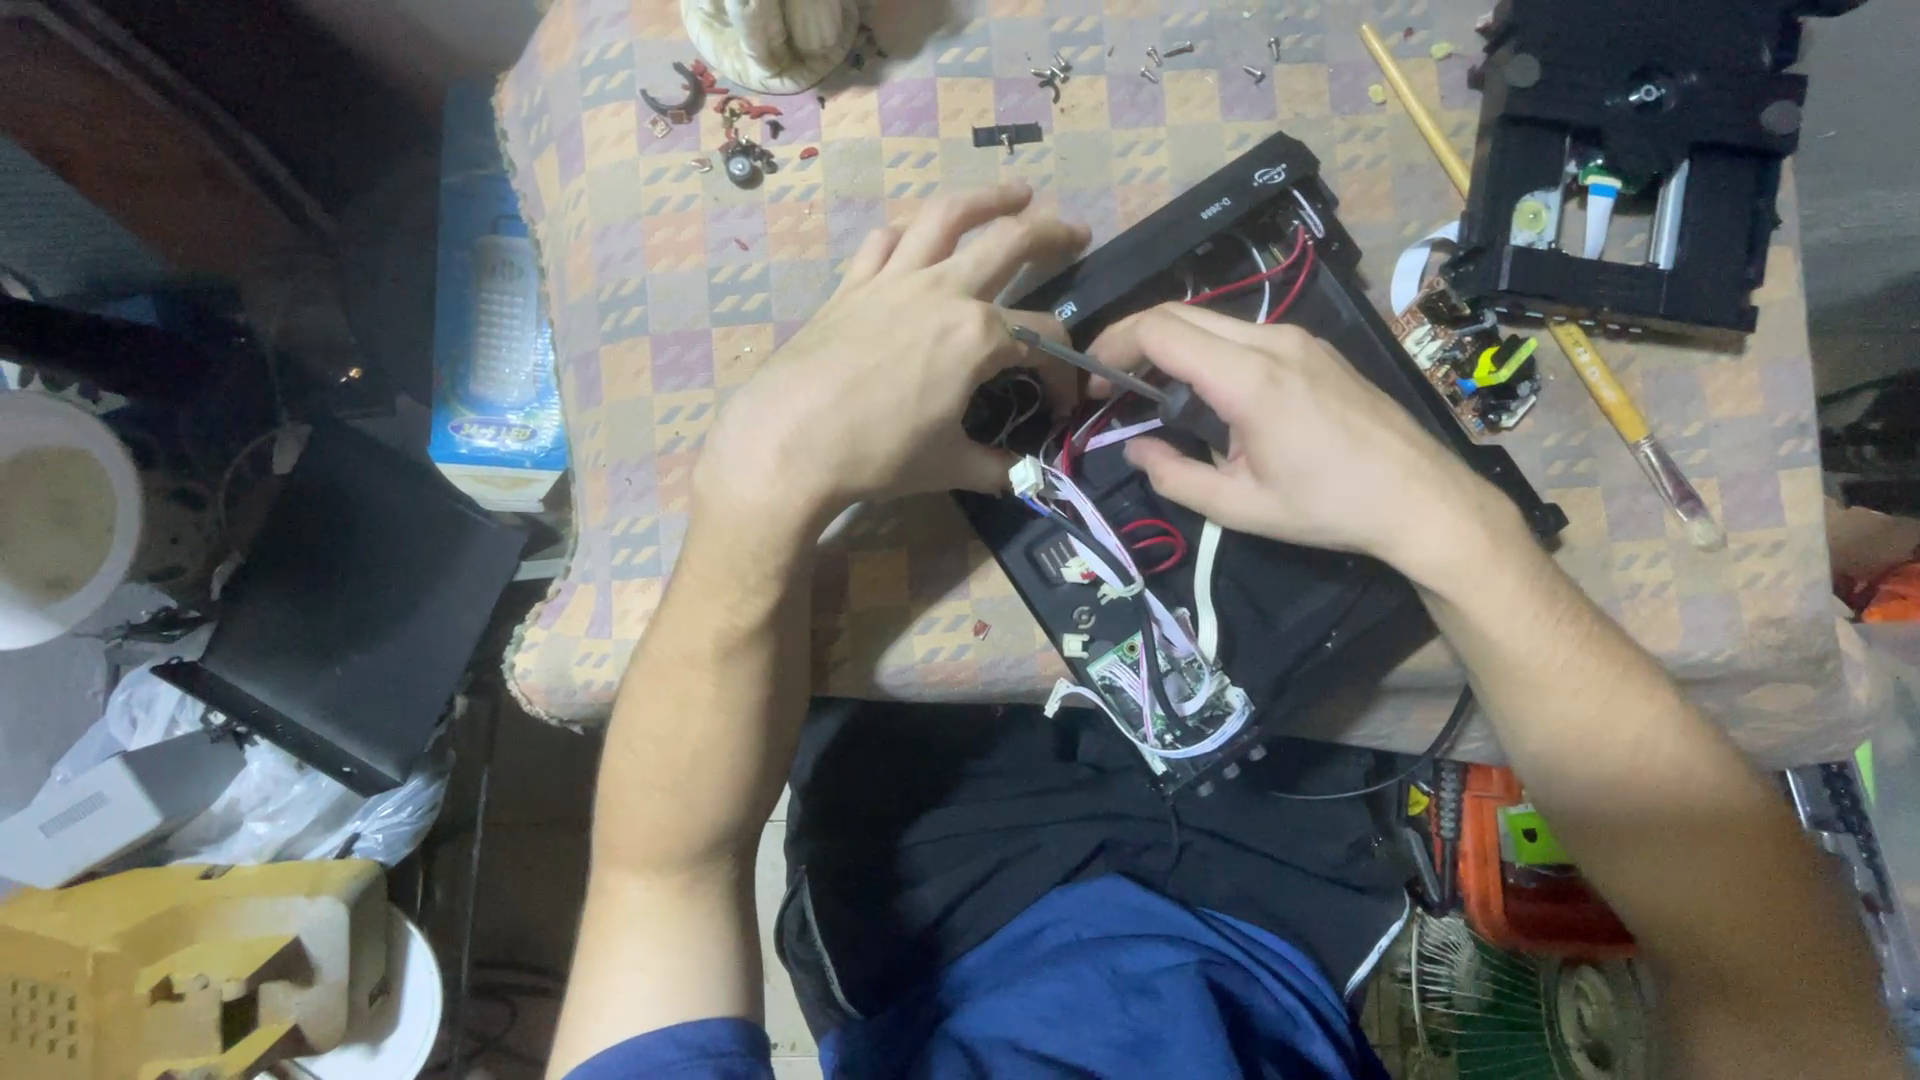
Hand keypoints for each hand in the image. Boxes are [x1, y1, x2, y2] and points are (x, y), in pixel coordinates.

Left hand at [695, 182, 1089, 529]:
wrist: (788, 441)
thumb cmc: (877, 455)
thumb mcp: (948, 466)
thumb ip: (996, 467)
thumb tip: (1025, 477)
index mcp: (977, 335)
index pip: (1044, 339)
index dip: (1064, 370)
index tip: (1061, 400)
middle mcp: (942, 291)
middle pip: (1011, 243)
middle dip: (1053, 235)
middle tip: (1077, 234)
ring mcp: (894, 280)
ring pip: (948, 217)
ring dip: (988, 199)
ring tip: (1015, 193)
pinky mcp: (853, 286)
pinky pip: (887, 242)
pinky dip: (910, 232)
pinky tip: (918, 234)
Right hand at [1089, 304, 1525, 583]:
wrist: (1421, 496)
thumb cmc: (1328, 507)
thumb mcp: (1238, 507)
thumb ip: (1173, 476)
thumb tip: (1135, 449)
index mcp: (1249, 379)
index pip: (1160, 331)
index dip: (1113, 347)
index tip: (1092, 384)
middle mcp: (1272, 341)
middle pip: (1179, 311)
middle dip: (1130, 339)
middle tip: (1106, 382)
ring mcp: (1297, 339)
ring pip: (1209, 318)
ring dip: (1166, 343)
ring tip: (1146, 389)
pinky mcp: (1312, 347)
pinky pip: (1239, 332)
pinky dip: (1201, 349)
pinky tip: (1198, 389)